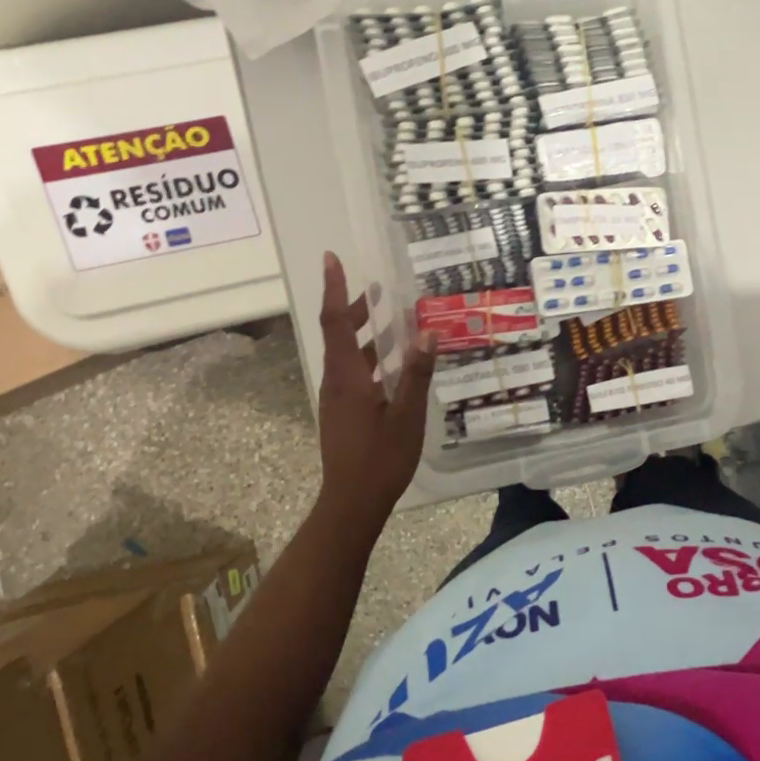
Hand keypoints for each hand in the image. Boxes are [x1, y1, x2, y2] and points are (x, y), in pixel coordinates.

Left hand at [315, 252, 435, 512]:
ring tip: (392, 317)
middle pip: (338, 334)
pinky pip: (354, 372)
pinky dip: (371, 357)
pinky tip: (394, 364)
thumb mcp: (406, 415)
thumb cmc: (381, 458)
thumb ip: (416, 373)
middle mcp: (336, 382)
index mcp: (347, 377)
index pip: (335, 322)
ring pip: (347, 354)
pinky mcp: (344, 413)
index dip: (333, 288)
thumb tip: (428, 331)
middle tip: (377, 286)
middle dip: (353, 306)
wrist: (352, 502)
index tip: (331, 258)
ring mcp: (338, 399)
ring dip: (365, 332)